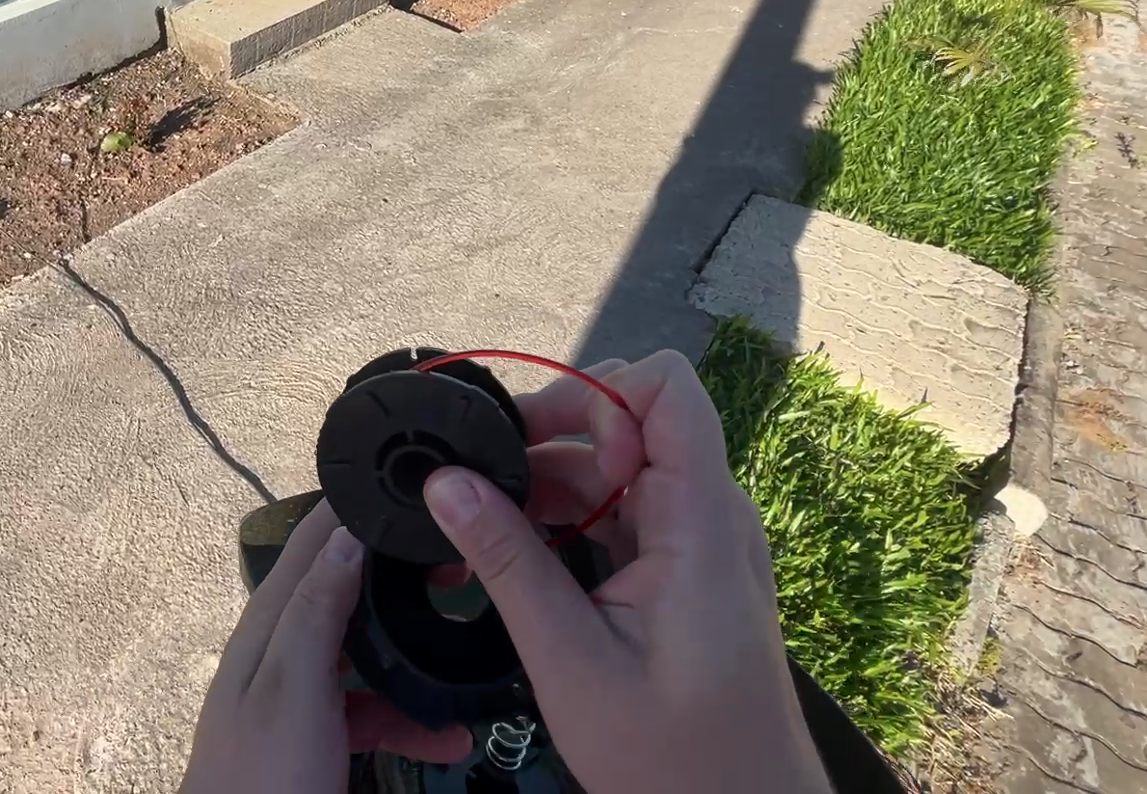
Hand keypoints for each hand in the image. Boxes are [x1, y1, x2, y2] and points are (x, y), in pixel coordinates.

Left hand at [181, 499, 470, 793]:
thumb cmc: (267, 770)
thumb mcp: (293, 684)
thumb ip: (317, 608)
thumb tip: (348, 533)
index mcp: (274, 617)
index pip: (314, 538)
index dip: (355, 508)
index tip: (413, 492)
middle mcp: (288, 640)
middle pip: (347, 585)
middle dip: (396, 573)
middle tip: (456, 566)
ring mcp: (307, 687)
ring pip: (366, 646)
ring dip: (410, 646)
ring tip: (464, 644)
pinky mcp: (324, 730)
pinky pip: (372, 705)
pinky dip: (408, 713)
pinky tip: (450, 733)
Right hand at [425, 351, 831, 793]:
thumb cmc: (670, 760)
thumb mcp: (571, 661)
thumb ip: (508, 562)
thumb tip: (443, 479)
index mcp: (699, 521)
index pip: (668, 389)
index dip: (599, 397)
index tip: (546, 451)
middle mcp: (702, 507)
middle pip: (627, 413)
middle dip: (551, 427)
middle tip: (483, 473)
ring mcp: (689, 530)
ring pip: (610, 455)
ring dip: (543, 472)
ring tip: (481, 516)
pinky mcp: (673, 554)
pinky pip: (612, 499)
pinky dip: (559, 507)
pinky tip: (511, 539)